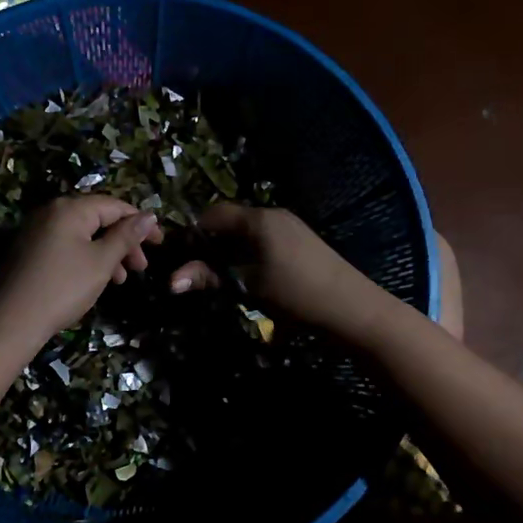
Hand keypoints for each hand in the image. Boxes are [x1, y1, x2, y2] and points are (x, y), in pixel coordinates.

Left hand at [0, 196, 162, 352]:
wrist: (9, 322)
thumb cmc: (62, 288)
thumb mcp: (101, 262)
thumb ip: (127, 236)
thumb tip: (150, 215)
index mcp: (70, 208)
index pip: (115, 206)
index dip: (141, 223)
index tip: (160, 243)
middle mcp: (51, 212)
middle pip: (98, 218)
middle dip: (124, 241)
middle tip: (141, 267)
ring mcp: (36, 231)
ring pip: (82, 234)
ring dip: (107, 252)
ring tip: (122, 280)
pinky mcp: (27, 250)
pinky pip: (66, 245)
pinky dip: (86, 258)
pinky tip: (95, 280)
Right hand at [168, 204, 385, 334]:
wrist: (352, 309)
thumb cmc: (296, 292)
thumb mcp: (248, 286)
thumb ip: (209, 278)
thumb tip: (170, 281)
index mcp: (260, 218)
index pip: (215, 213)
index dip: (195, 232)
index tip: (182, 256)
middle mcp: (274, 216)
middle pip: (232, 222)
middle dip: (212, 245)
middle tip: (198, 271)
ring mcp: (291, 229)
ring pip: (248, 235)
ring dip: (231, 253)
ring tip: (221, 279)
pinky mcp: (301, 245)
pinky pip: (265, 243)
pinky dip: (250, 257)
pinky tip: (249, 280)